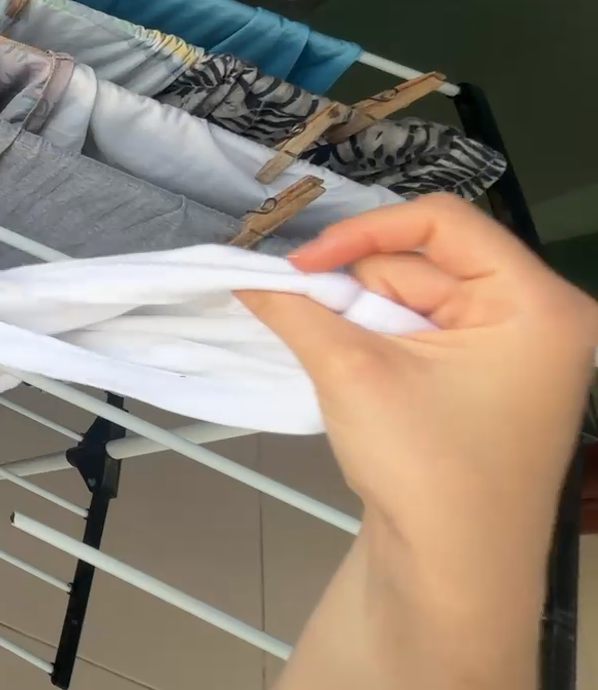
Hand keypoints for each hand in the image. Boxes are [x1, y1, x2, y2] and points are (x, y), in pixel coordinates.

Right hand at [238, 195, 596, 550]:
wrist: (453, 557)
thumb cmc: (425, 460)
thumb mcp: (348, 368)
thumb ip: (290, 307)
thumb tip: (242, 273)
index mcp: (535, 306)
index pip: (442, 220)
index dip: (363, 231)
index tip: (301, 265)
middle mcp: (532, 316)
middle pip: (416, 259)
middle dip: (351, 285)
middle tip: (310, 321)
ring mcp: (507, 345)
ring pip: (401, 291)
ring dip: (352, 312)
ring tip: (335, 356)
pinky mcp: (477, 369)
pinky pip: (406, 322)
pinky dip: (363, 332)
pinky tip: (348, 363)